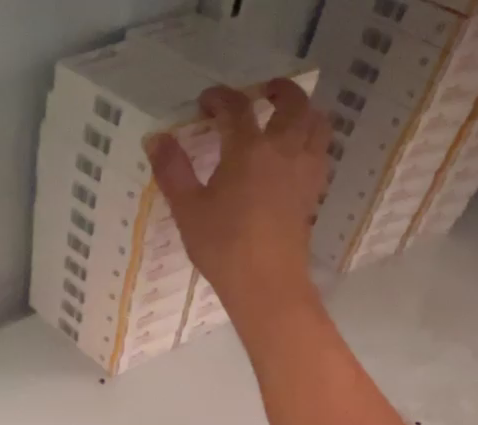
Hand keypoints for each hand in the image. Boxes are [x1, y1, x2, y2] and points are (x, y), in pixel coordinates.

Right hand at [146, 80, 330, 307]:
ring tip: (287, 116)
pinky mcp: (313, 191)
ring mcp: (304, 169)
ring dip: (303, 111)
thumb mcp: (187, 209)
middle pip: (292, 103)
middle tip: (261, 92)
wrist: (265, 281)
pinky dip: (311, 140)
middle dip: (277, 91)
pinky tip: (298, 153)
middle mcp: (283, 149)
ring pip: (316, 123)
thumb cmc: (222, 246)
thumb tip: (156, 139)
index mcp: (248, 149)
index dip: (220, 98)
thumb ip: (172, 171)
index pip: (236, 109)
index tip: (206, 101)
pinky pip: (321, 151)